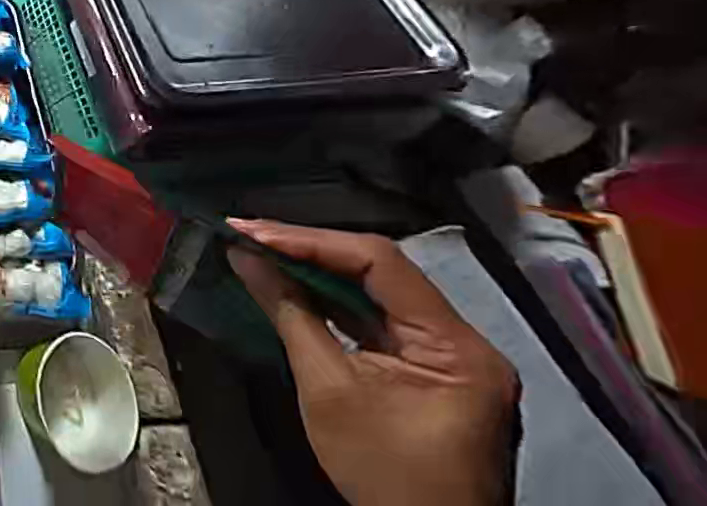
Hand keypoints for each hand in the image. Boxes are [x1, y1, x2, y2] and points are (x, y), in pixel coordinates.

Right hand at [227, 219, 519, 505]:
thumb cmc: (383, 474)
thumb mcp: (327, 388)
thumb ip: (288, 311)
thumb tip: (243, 256)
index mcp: (455, 346)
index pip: (379, 263)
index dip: (310, 241)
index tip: (253, 232)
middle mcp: (462, 340)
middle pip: (377, 270)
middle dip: (307, 249)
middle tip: (249, 233)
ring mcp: (448, 354)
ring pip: (374, 289)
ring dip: (314, 269)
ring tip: (260, 249)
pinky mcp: (429, 367)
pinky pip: (375, 316)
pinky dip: (330, 298)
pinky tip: (291, 282)